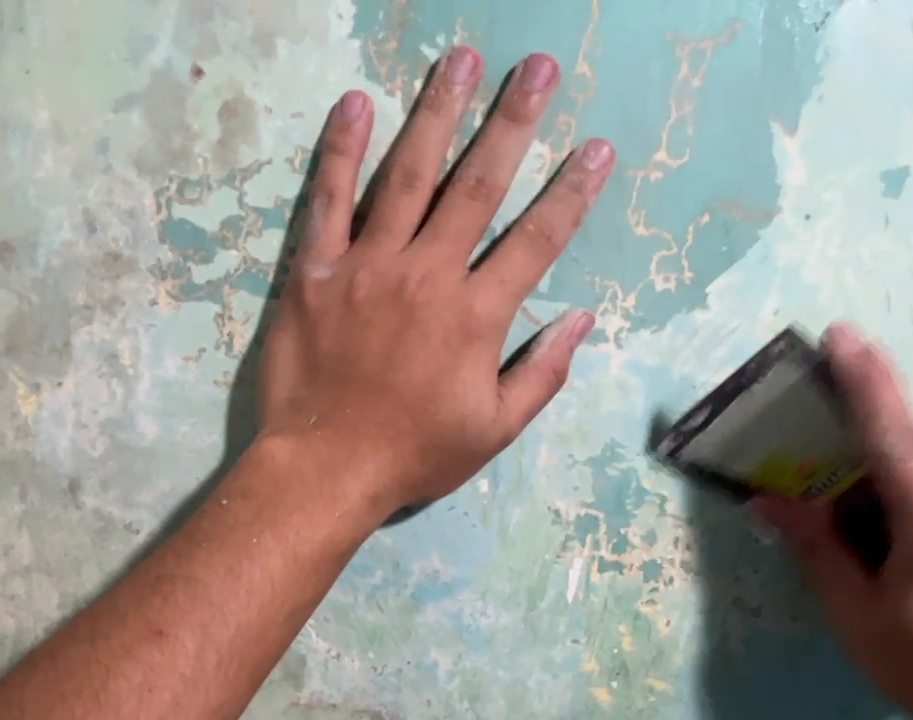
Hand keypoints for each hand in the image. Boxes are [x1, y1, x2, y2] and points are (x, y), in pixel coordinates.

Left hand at [254, 46, 613, 512]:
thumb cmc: (413, 455)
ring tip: (459, 59)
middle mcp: (427, 275)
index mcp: (476, 316)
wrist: (326, 467)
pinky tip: (356, 105)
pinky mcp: (315, 272)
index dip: (570, 193)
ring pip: (407, 176)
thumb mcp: (492, 431)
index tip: (596, 150)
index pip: (535, 241)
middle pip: (476, 186)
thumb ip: (540, 375)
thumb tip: (580, 320)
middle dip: (512, 123)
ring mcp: (367, 267)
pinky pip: (329, 202)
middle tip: (536, 68)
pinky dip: (341, 152)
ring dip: (436, 114)